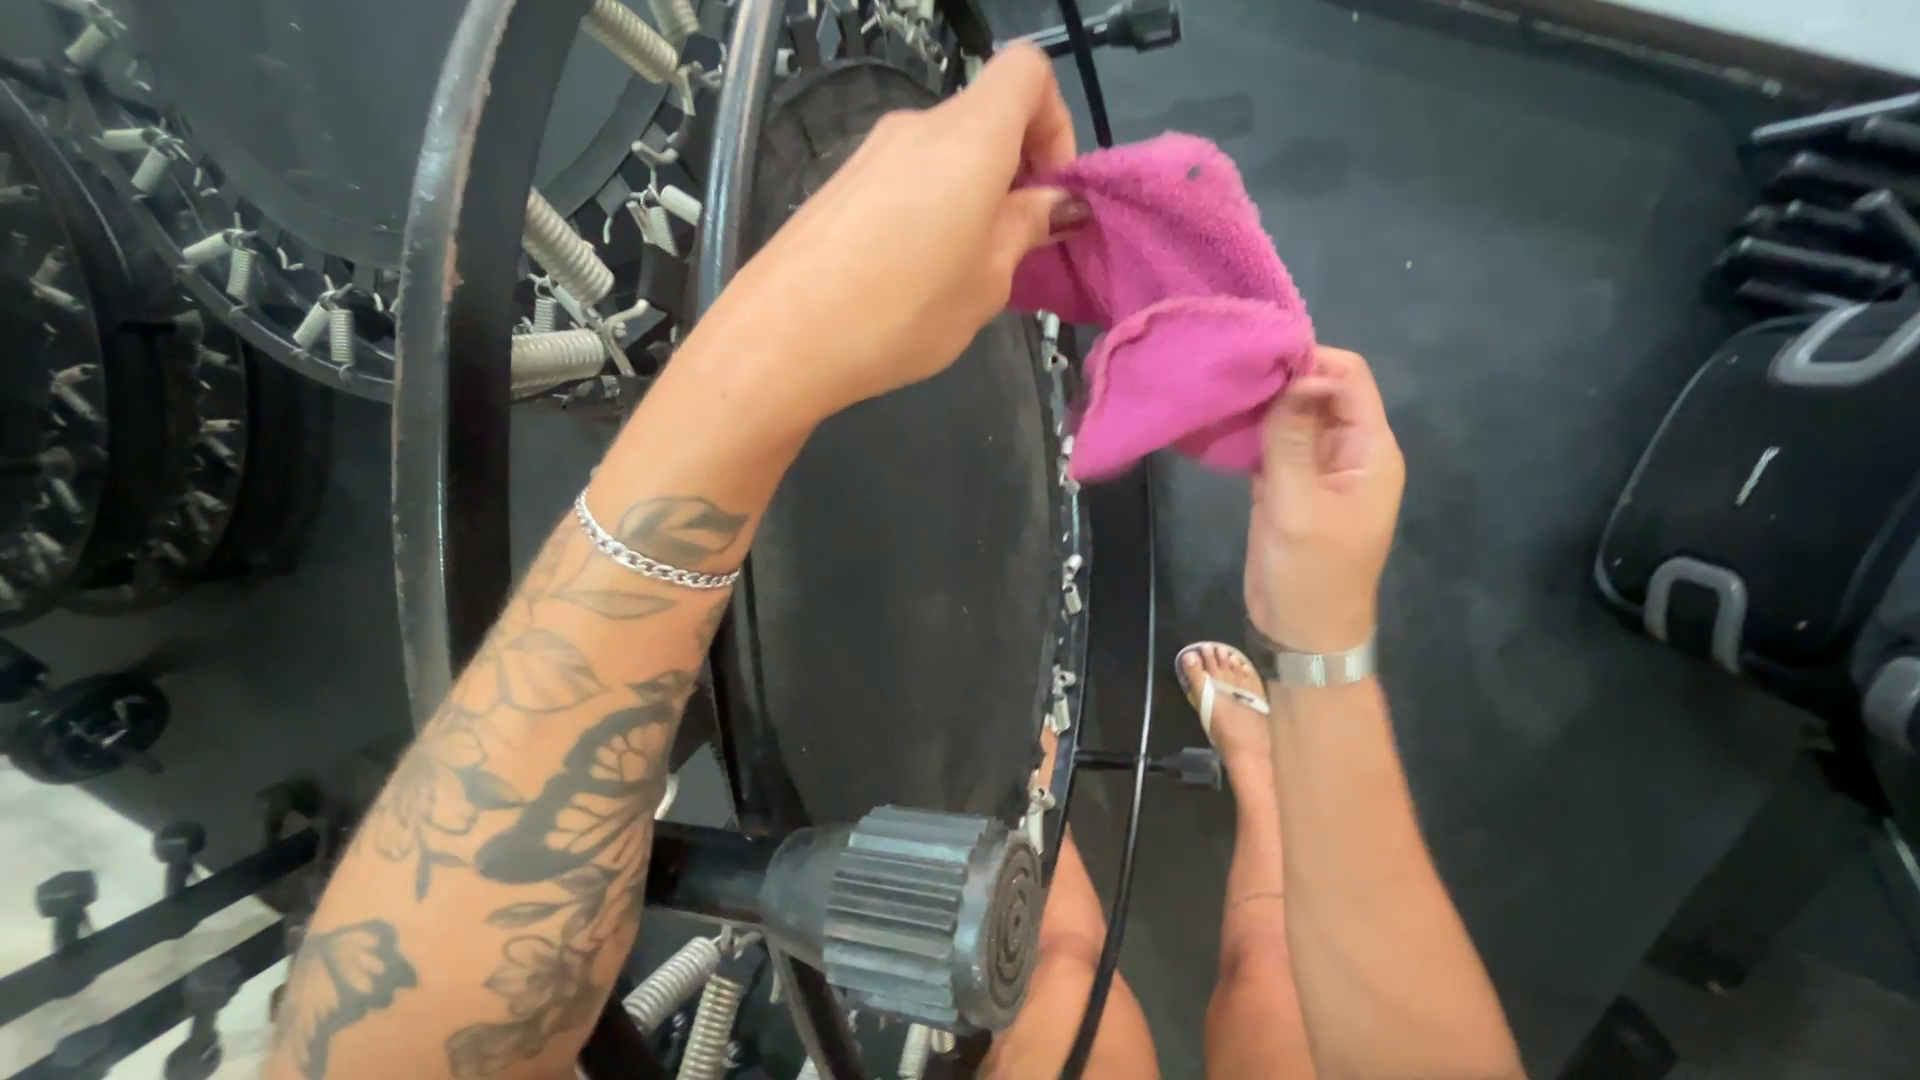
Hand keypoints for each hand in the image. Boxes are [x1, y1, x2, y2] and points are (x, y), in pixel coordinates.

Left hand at [696, 44, 1082, 418]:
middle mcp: (917, 127)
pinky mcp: (838, 187)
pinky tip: (912, 275)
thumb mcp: (987, 280)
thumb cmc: (904, 312)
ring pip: (944, 157)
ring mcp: (870, 155)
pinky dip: (929, 210)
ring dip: (971, 198)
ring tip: (960, 273)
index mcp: (968, 136)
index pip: (1029, 71)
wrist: (782, 339)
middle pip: (985, 118)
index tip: (1050, 193)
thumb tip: (1059, 202)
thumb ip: (1027, 228)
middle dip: (1015, 173)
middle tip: (1014, 248)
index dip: (1056, 124)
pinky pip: (904, 182)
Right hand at [1245, 347, 1404, 653]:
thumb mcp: (1298, 506)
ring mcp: (1317, 469)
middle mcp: (1347, 451)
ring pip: (1293, 417)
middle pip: (1320, 392)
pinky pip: (1275, 444)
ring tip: (1220, 395)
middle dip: (1282, 380)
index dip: (1310, 362)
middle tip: (1231, 377)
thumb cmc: (1311, 574)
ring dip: (1263, 407)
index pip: (1348, 379)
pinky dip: (1252, 434)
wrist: (1303, 633)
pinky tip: (1220, 426)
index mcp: (1369, 449)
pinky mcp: (1289, 486)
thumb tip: (1292, 375)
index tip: (1259, 361)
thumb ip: (1291, 440)